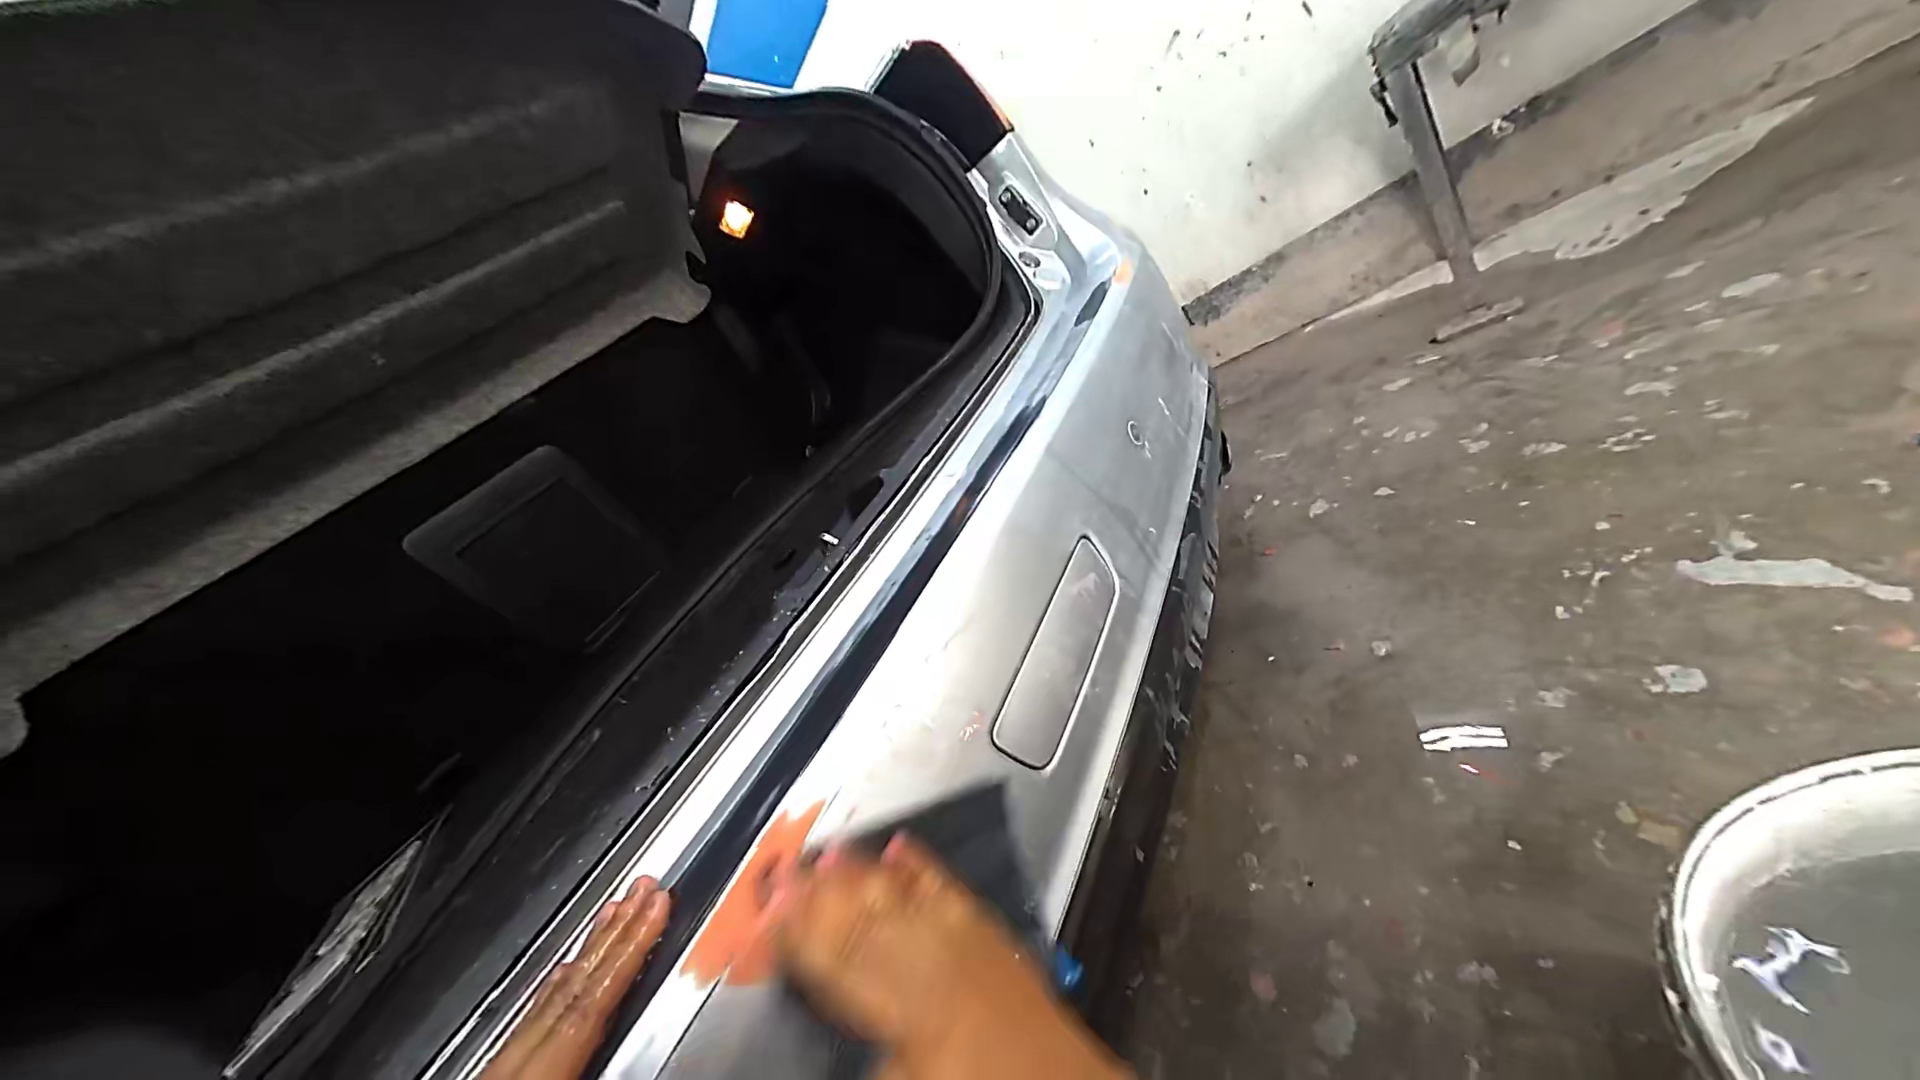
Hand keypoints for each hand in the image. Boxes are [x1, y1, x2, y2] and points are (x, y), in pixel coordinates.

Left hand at [478, 877, 669, 1079]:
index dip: (631, 947)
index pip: (592, 999)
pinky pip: (529, 1019)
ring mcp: (499, 1070)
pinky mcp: (495, 1075)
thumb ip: (601, 1059)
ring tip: (618, 908)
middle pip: (573, 986)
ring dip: (592, 949)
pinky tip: (568, 968)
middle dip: (618, 932)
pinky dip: (556, 986)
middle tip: (646, 887)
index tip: (660, 903)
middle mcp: (513, 1064)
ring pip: (549, 997)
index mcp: (536, 1072)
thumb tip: (644, 1041)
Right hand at [773, 835, 1129, 1079]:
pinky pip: (951, 888)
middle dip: (820, 891)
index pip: (840, 957)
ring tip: (827, 850)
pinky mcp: (991, 931)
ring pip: (903, 893)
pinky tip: (901, 845)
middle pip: (867, 914)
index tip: (770, 908)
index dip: (801, 930)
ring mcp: (967, 937)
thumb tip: (818, 1015)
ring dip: (861, 871)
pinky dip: (922, 864)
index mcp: (910, 1003)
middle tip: (784, 868)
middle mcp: (937, 958)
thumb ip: (857, 1045)